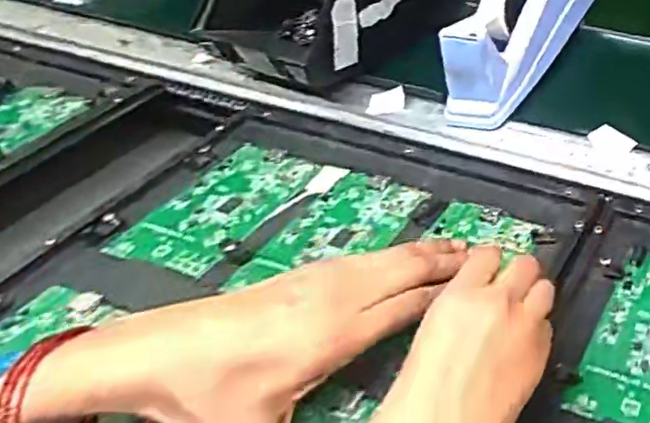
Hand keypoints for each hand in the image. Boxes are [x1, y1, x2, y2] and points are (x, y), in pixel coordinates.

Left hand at [75, 238, 470, 422]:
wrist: (163, 348)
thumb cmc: (207, 393)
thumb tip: (352, 419)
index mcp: (332, 335)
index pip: (406, 305)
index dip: (443, 297)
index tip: (473, 290)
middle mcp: (339, 297)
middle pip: (409, 269)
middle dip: (449, 261)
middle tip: (486, 255)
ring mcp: (328, 277)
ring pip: (395, 255)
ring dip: (432, 249)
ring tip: (461, 246)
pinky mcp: (315, 271)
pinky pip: (376, 254)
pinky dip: (406, 249)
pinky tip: (413, 251)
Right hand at [374, 247, 555, 422]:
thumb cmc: (419, 400)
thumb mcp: (428, 336)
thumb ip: (456, 309)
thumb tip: (469, 303)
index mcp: (460, 297)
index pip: (487, 254)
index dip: (491, 261)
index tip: (491, 267)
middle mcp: (497, 301)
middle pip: (525, 263)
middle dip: (519, 275)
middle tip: (512, 290)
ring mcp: (524, 323)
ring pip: (545, 288)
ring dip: (535, 297)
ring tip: (523, 314)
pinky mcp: (541, 349)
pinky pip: (548, 325)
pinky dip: (539, 330)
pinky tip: (524, 345)